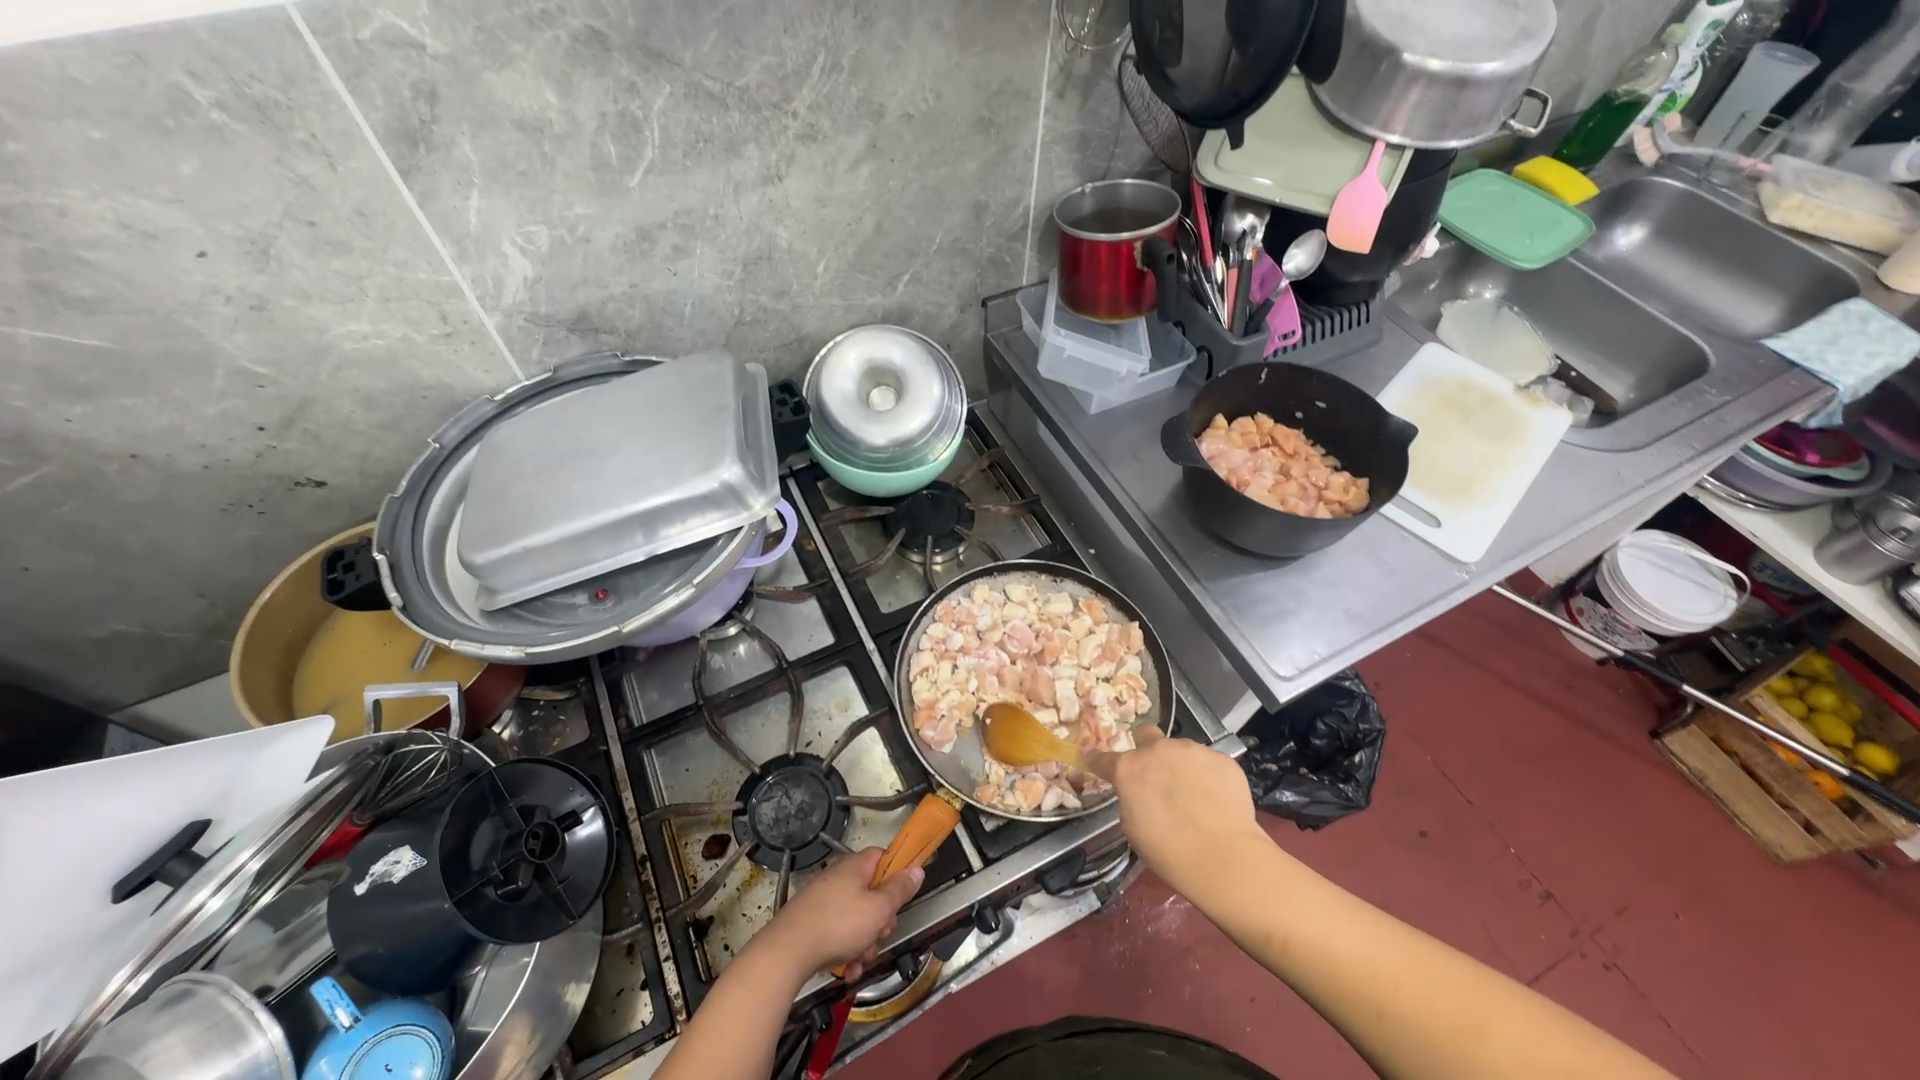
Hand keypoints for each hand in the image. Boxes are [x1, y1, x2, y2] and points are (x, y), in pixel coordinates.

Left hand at [753, 847, 922, 980]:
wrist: (787, 952)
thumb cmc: (839, 925)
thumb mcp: (879, 909)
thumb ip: (900, 889)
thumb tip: (917, 868)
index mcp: (855, 867)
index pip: (882, 856)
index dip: (896, 872)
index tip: (903, 893)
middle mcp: (837, 879)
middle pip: (871, 892)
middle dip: (881, 918)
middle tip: (883, 933)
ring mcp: (822, 901)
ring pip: (856, 918)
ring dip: (865, 941)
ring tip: (863, 958)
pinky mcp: (811, 923)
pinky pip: (838, 933)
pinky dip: (846, 950)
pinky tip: (848, 968)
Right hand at [1085, 726, 1263, 888]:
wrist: (1221, 856)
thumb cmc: (1168, 850)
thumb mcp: (1133, 827)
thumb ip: (1132, 798)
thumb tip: (1140, 792)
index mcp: (1129, 769)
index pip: (1103, 758)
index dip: (1097, 759)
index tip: (1093, 757)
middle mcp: (1159, 751)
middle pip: (1145, 733)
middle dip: (1146, 747)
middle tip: (1155, 772)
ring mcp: (1193, 751)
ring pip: (1182, 750)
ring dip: (1181, 766)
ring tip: (1194, 795)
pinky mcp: (1222, 759)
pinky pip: (1209, 763)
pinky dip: (1208, 776)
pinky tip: (1215, 800)